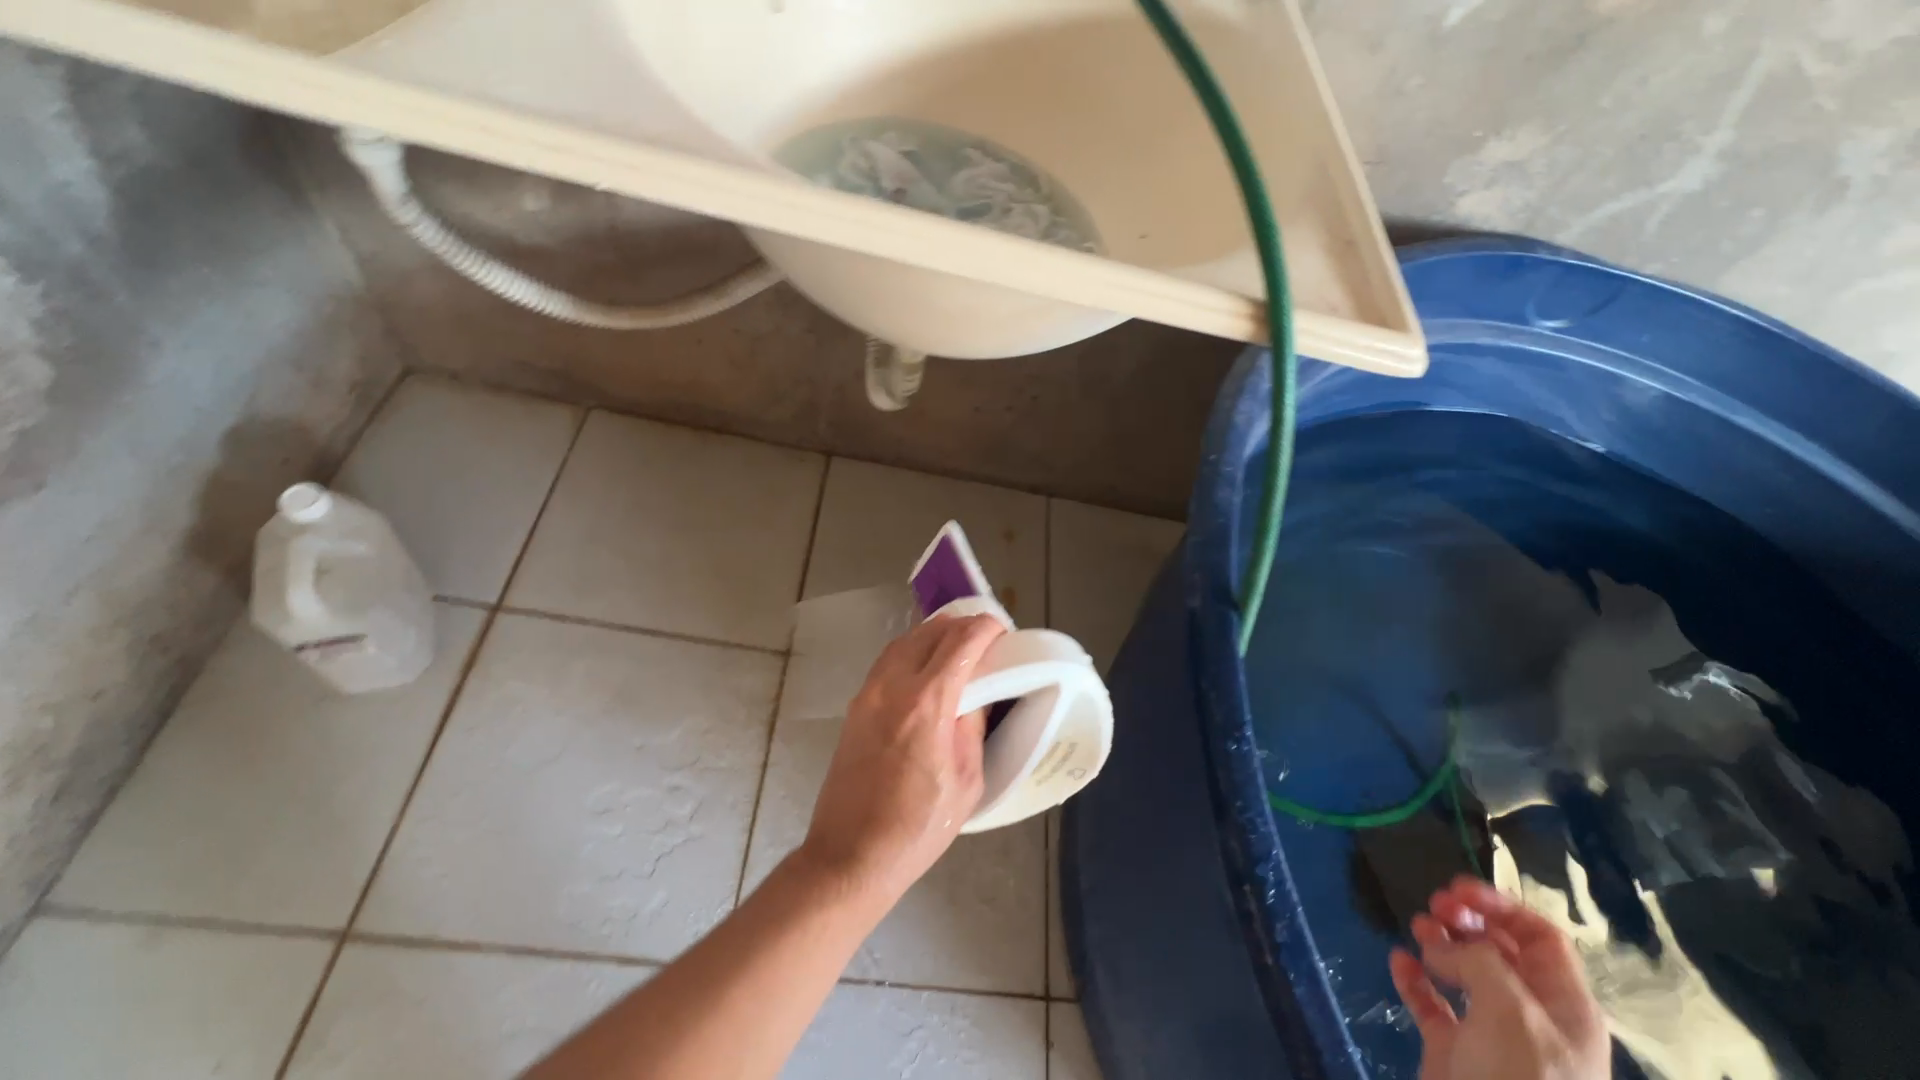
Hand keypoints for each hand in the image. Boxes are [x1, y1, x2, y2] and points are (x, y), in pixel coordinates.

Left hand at [796, 614, 1005, 907]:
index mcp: (926, 704)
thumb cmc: (917, 828)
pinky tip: (926, 668)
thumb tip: (975, 696)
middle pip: (929, 633)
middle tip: (986, 637)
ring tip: (959, 647)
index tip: (1003, 631)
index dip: (985, 628)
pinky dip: (911, 652)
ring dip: (933, 635)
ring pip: (903, 642)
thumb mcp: (965, 782)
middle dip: (961, 626)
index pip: (960, 643)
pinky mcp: (855, 708)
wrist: (850, 855)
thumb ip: (971, 729)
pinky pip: (886, 662)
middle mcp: (892, 688)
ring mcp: (868, 695)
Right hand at [1390, 876, 1609, 1079]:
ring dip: (1439, 944)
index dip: (1502, 906)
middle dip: (1469, 921)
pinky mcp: (1454, 1055)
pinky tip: (1398, 962)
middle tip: (1434, 905)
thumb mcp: (1510, 1012)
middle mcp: (1531, 1017)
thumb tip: (1443, 942)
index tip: (1456, 887)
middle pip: (1501, 951)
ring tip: (1415, 926)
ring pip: (1464, 974)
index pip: (1541, 939)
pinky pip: (1433, 1006)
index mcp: (1564, 1007)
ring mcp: (1490, 1037)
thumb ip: (1479, 962)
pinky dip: (1414, 980)